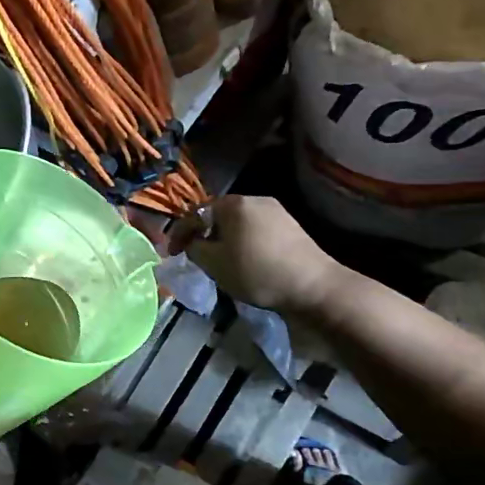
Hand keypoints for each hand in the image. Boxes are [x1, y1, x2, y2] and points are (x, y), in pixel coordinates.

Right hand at [176, 195, 342, 313]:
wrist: (312, 285)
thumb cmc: (257, 272)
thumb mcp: (215, 264)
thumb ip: (196, 249)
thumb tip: (193, 242)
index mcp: (233, 204)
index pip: (196, 212)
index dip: (180, 233)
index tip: (172, 253)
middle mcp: (255, 199)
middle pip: (219, 215)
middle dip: (206, 234)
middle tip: (197, 257)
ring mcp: (277, 211)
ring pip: (240, 223)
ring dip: (226, 239)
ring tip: (222, 261)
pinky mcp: (292, 226)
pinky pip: (258, 230)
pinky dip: (245, 242)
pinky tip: (247, 261)